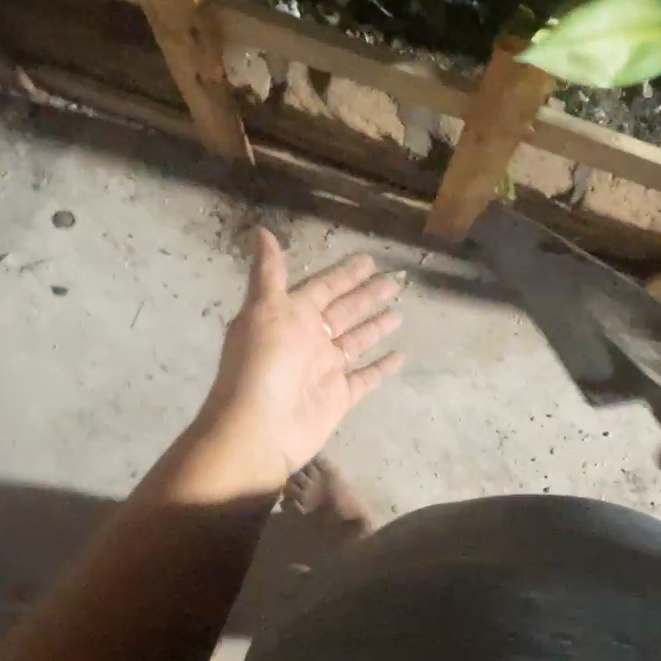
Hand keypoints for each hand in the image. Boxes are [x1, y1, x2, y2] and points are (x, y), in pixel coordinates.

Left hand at [195, 229, 404, 490]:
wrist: (259, 429)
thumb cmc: (261, 365)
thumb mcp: (263, 310)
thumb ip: (269, 273)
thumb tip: (261, 231)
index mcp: (290, 315)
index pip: (323, 287)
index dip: (345, 273)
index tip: (370, 259)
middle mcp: (308, 339)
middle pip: (344, 310)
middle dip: (368, 295)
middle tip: (396, 280)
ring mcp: (324, 369)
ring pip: (356, 341)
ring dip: (376, 326)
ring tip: (400, 312)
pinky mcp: (339, 397)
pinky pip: (365, 378)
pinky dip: (381, 367)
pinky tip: (400, 356)